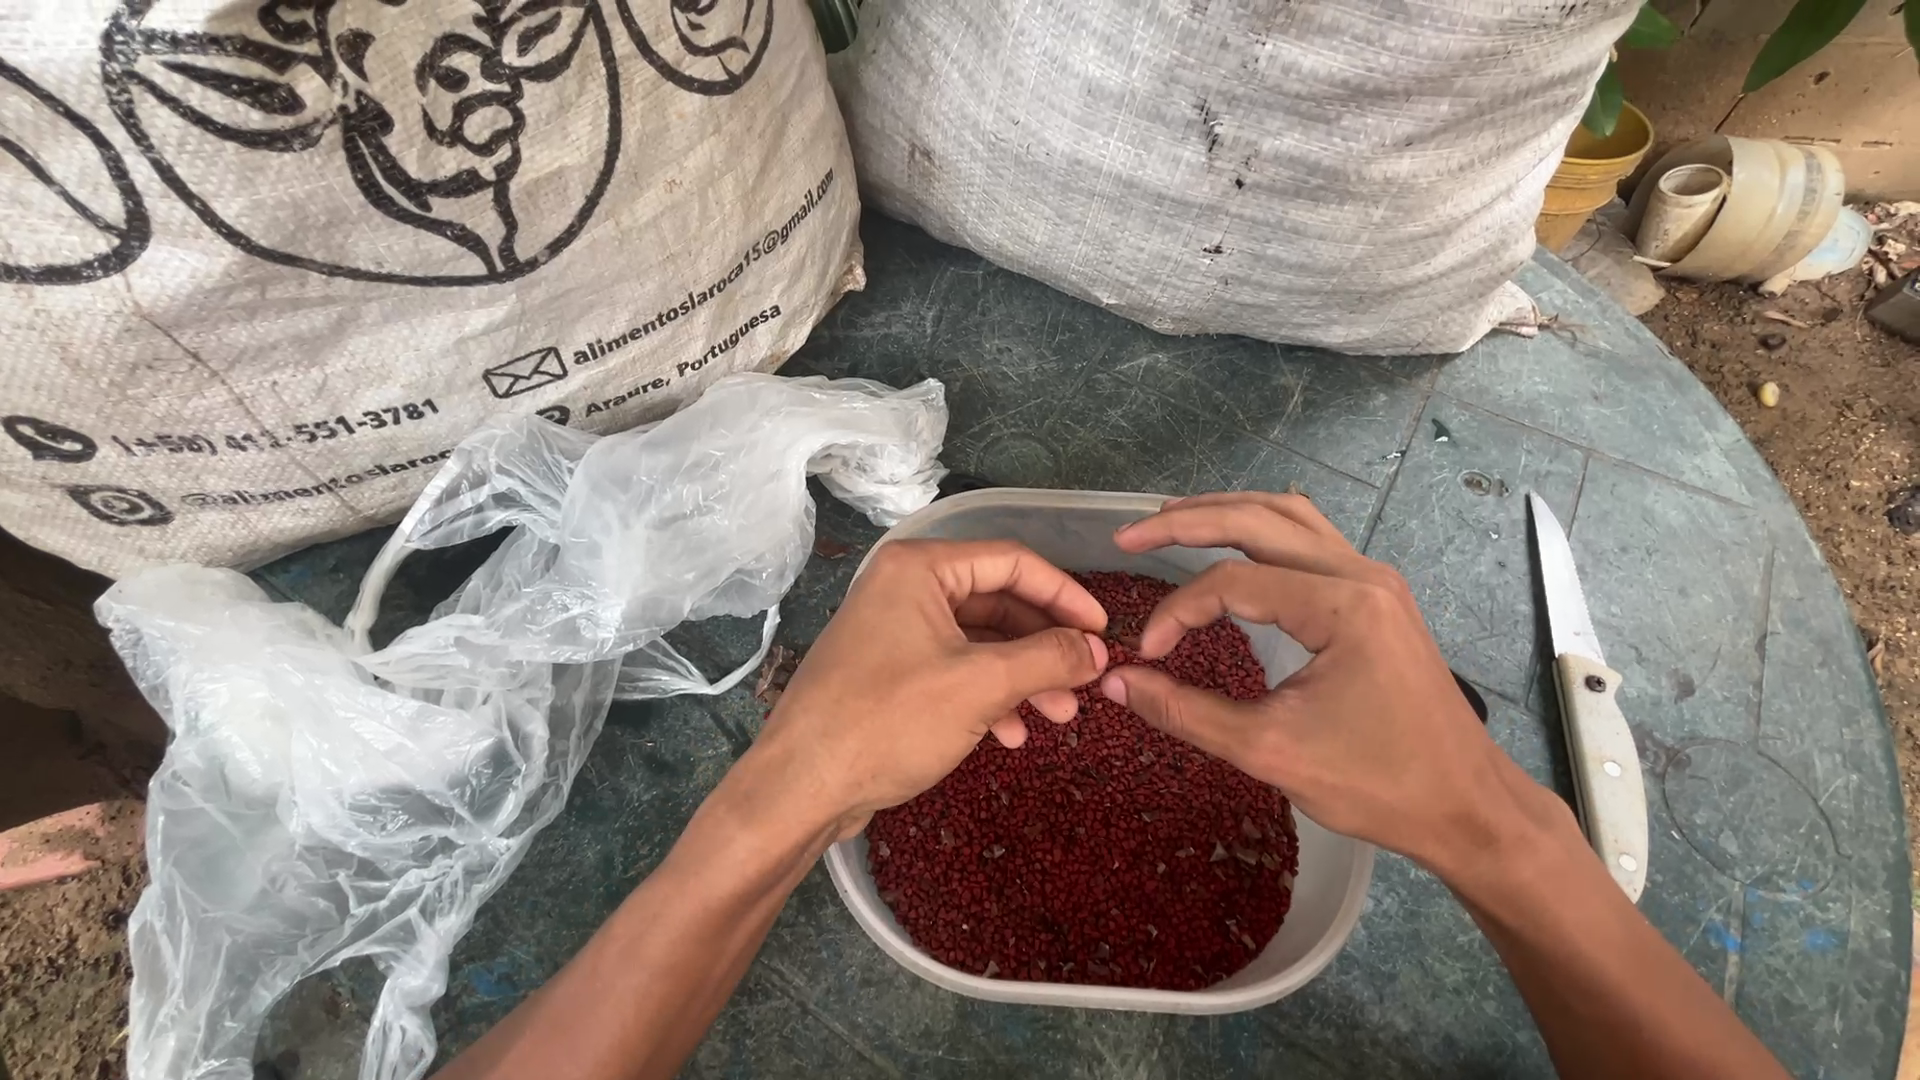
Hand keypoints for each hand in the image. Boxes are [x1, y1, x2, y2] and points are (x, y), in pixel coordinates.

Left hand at [752, 539, 1108, 840]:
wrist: (800, 787)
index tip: (1102, 630)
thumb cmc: (889, 720)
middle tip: (1083, 684)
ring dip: (1021, 677)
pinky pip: (952, 670)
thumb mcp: (980, 685)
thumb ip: (1047, 658)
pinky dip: (986, 696)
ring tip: (1057, 717)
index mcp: (920, 567)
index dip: (1065, 594)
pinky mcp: (889, 672)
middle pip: (996, 603)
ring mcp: (894, 631)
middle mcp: (905, 587)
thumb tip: (1096, 649)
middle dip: (1043, 646)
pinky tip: (1009, 734)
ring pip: (978, 642)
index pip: (1012, 562)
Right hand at [1096, 492, 1530, 875]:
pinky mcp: (1374, 593)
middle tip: (1128, 538)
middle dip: (1184, 523)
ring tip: (1168, 522)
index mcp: (1341, 605)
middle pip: (1256, 519)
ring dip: (1223, 512)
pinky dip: (1258, 527)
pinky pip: (1307, 536)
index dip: (1175, 611)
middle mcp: (1359, 573)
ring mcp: (1372, 577)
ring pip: (1285, 515)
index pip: (1231, 581)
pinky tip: (1232, 539)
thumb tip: (1114, 683)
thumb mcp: (1268, 751)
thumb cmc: (1378, 784)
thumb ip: (1183, 711)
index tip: (1145, 654)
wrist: (1470, 808)